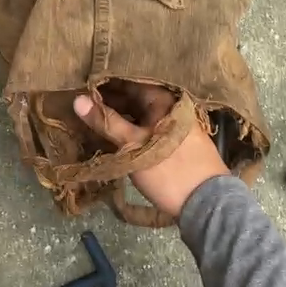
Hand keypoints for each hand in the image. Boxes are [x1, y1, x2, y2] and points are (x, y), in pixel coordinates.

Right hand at [73, 83, 228, 218]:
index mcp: (163, 99)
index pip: (127, 80)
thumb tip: (77, 99)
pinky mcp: (175, 142)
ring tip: (90, 118)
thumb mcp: (132, 146)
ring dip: (119, 116)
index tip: (80, 85)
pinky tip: (112, 134)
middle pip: (133, 96)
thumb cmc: (168, 170)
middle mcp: (171, 106)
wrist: (208, 205)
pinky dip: (130, 128)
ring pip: (140, 113)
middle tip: (80, 103)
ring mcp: (174, 124)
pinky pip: (147, 126)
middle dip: (108, 100)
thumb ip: (106, 121)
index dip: (103, 82)